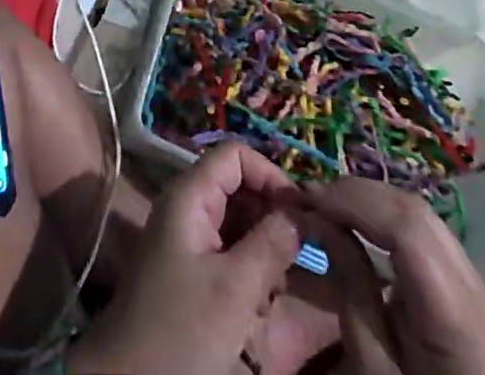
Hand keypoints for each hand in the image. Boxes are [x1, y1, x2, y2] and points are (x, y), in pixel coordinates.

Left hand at [67, 144, 307, 374]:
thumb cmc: (180, 329)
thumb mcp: (234, 288)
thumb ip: (272, 243)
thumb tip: (304, 212)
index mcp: (190, 197)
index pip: (236, 156)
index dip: (272, 175)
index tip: (304, 213)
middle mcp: (190, 209)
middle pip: (242, 189)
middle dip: (275, 216)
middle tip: (303, 253)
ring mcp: (191, 241)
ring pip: (243, 224)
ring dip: (269, 248)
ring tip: (283, 282)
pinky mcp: (196, 272)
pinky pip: (235, 254)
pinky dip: (256, 270)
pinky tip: (268, 299)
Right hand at [305, 179, 484, 374]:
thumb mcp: (372, 367)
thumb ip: (350, 287)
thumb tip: (318, 219)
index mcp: (460, 321)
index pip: (408, 230)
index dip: (355, 201)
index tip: (307, 197)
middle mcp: (483, 294)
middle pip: (417, 214)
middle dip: (357, 194)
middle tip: (308, 195)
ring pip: (423, 217)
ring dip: (370, 201)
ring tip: (326, 204)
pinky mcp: (475, 291)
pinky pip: (428, 236)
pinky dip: (386, 219)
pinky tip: (357, 223)